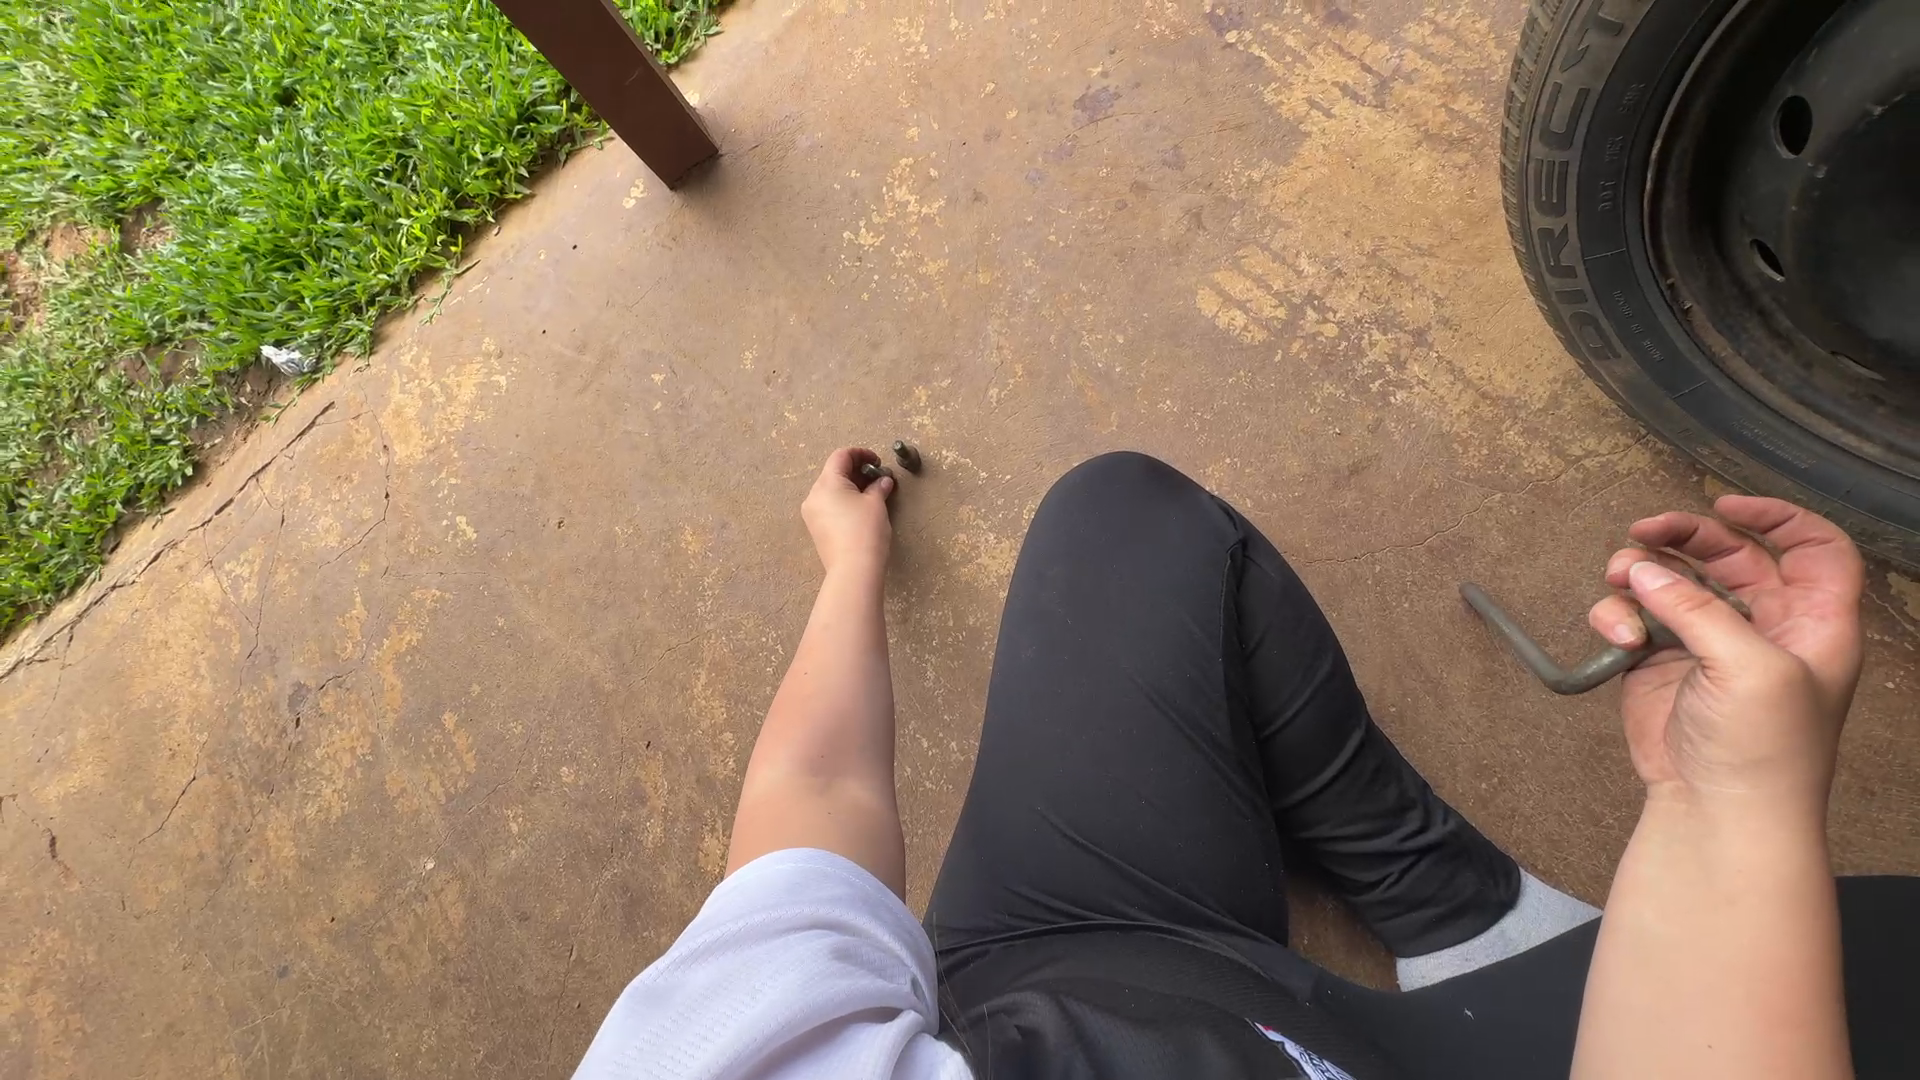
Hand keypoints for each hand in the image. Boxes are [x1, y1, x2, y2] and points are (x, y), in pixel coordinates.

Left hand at [801, 448, 893, 577]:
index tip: (876, 461)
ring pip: (830, 490)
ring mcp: (812, 513)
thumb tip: (883, 481)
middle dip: (856, 471)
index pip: (841, 456)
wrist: (853, 569)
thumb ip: (879, 487)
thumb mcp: (876, 504)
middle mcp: (814, 495)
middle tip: (876, 477)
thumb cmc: (865, 532)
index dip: (861, 454)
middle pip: (833, 472)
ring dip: (850, 486)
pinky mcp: (816, 528)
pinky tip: (860, 508)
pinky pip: (828, 505)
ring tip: (871, 494)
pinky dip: (843, 501)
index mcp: (827, 483)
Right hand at [1585, 496, 1863, 815]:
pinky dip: (1615, 618)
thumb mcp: (1750, 667)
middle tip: (1641, 531)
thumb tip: (1643, 569)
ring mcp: (1701, 641)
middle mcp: (1757, 624)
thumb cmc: (1764, 746)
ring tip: (1619, 584)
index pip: (1812, 550)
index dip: (1778, 519)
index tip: (1725, 503)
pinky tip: (1617, 640)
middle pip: (1725, 555)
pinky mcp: (1654, 658)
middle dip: (1682, 537)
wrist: (1716, 801)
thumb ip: (1696, 610)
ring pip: (1666, 582)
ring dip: (1637, 576)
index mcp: (1810, 622)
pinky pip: (1629, 617)